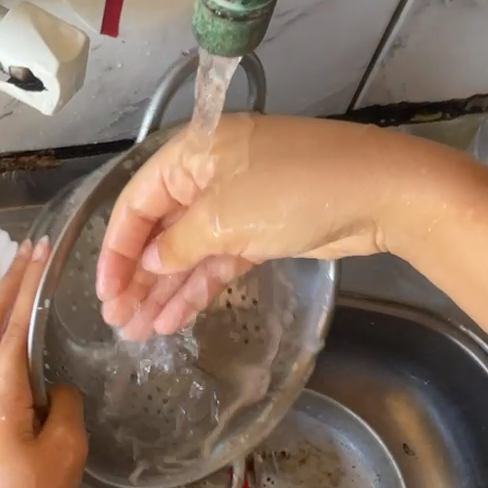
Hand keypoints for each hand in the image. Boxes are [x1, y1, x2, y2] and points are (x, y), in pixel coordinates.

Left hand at [0, 239, 87, 487]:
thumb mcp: (66, 446)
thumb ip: (64, 402)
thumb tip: (55, 386)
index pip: (13, 325)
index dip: (27, 285)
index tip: (40, 251)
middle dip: (6, 285)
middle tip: (29, 253)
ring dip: (1, 307)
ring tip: (24, 281)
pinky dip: (2, 335)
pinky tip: (19, 333)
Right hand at [96, 115, 421, 338]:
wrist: (382, 195)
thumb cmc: (295, 189)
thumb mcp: (225, 216)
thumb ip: (178, 243)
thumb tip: (150, 263)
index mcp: (192, 154)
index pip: (137, 203)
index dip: (116, 250)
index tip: (104, 292)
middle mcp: (207, 178)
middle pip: (159, 232)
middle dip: (137, 278)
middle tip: (117, 321)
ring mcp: (234, 208)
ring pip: (186, 255)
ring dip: (162, 292)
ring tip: (138, 333)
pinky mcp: (257, 234)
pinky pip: (214, 265)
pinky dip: (195, 291)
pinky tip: (172, 321)